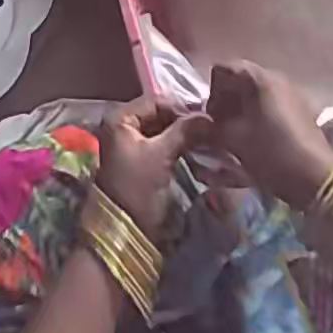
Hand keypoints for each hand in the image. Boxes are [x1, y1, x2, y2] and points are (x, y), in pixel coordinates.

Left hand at [96, 99, 208, 236]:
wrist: (125, 231)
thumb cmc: (138, 187)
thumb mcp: (160, 155)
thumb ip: (183, 132)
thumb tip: (209, 116)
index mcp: (119, 117)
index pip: (155, 102)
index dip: (181, 108)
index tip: (208, 118)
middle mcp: (122, 125)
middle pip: (159, 115)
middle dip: (184, 122)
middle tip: (212, 129)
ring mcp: (130, 143)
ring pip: (162, 130)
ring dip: (183, 135)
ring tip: (209, 139)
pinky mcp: (140, 160)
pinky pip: (161, 145)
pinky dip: (178, 146)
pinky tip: (198, 150)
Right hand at [206, 62, 332, 207]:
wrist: (319, 180)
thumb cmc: (271, 152)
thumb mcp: (234, 139)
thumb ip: (209, 127)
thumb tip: (195, 124)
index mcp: (256, 77)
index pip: (222, 70)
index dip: (212, 92)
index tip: (212, 118)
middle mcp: (274, 76)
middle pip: (240, 78)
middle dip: (226, 99)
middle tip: (222, 125)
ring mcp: (291, 91)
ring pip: (256, 90)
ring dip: (242, 106)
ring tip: (239, 131)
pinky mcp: (302, 107)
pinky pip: (272, 101)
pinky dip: (259, 112)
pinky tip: (259, 135)